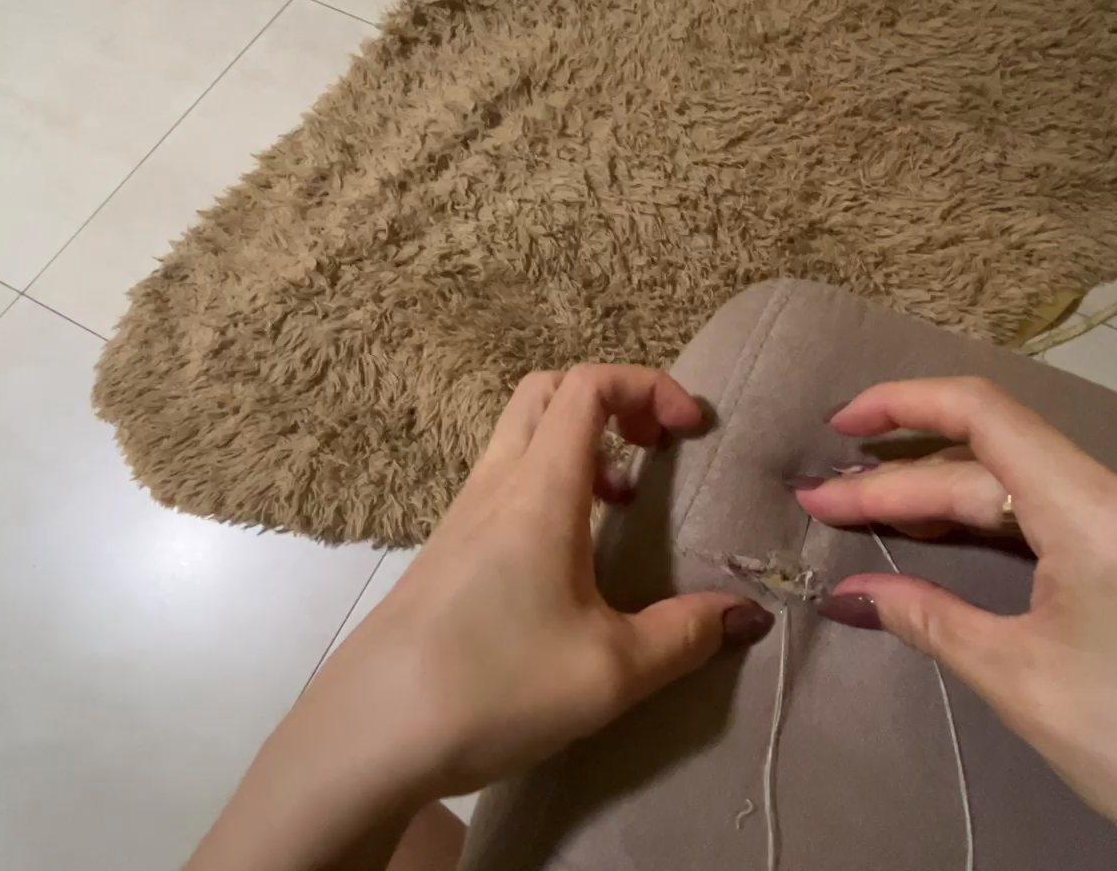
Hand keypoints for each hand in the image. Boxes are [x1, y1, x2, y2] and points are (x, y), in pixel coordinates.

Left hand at [186, 366, 772, 870]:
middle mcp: (498, 480)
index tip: (693, 427)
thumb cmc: (494, 685)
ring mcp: (466, 510)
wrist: (369, 731)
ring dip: (581, 441)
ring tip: (624, 498)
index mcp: (539, 486)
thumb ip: (686, 635)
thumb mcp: (610, 671)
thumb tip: (747, 616)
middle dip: (613, 399)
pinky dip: (552, 477)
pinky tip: (572, 550)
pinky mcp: (450, 543)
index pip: (590, 384)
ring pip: (524, 431)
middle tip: (655, 446)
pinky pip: (507, 476)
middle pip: (550, 390)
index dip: (649, 385)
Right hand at [796, 378, 1116, 870]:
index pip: (982, 414)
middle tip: (825, 507)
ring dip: (955, 506)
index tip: (836, 429)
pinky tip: (970, 544)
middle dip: (904, 489)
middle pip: (997, 467)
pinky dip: (1012, 529)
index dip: (898, 405)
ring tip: (878, 517)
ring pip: (1039, 493)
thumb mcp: (1026, 685)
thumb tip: (847, 594)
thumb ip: (927, 619)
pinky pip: (1080, 519)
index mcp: (1106, 510)